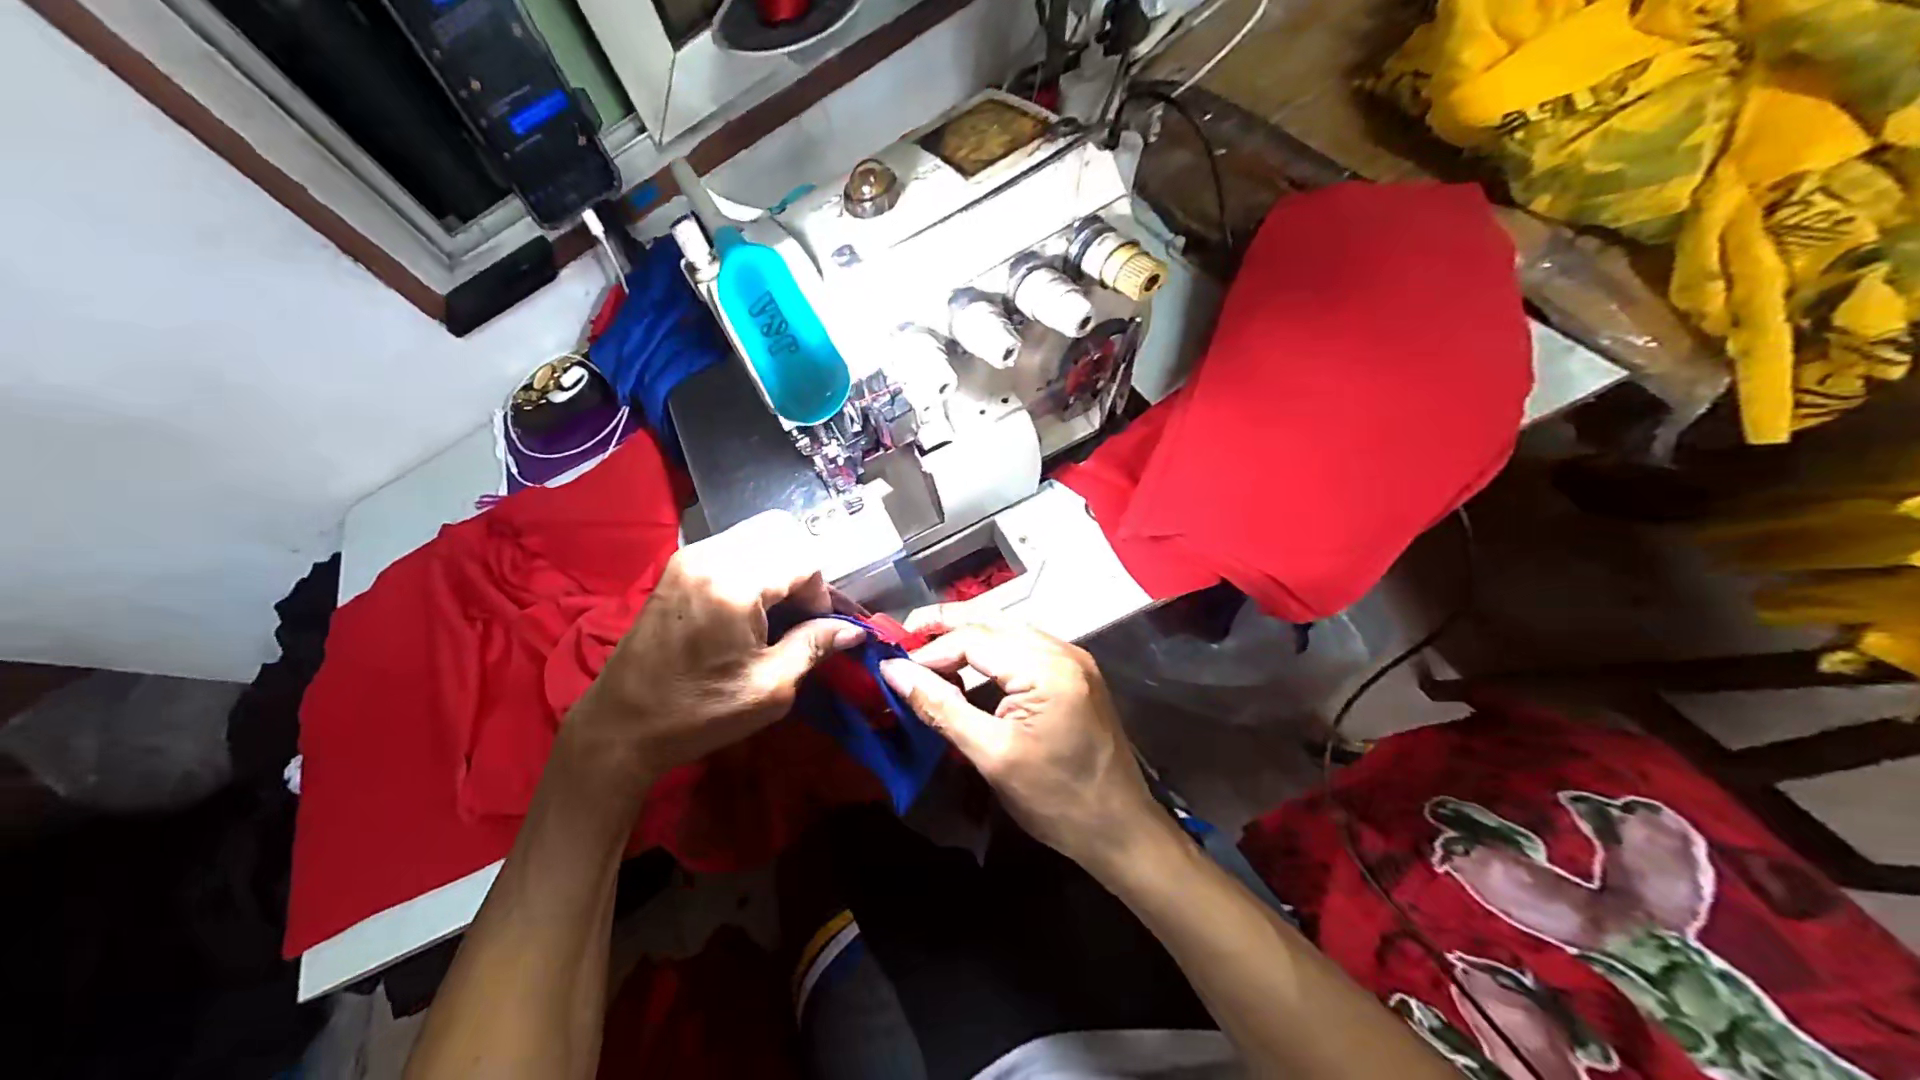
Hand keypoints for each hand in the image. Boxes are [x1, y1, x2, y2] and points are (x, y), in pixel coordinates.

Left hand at [568, 511, 866, 780]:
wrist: (621, 726)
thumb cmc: (698, 713)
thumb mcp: (770, 687)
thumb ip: (815, 646)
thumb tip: (852, 630)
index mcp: (734, 584)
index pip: (804, 559)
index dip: (821, 592)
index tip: (817, 628)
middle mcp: (710, 557)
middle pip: (782, 531)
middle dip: (803, 568)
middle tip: (800, 612)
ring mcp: (689, 557)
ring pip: (758, 534)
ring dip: (780, 564)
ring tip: (777, 610)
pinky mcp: (677, 567)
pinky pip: (732, 545)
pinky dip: (755, 565)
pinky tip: (751, 605)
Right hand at [878, 604, 1163, 870]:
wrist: (1119, 828)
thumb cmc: (1055, 799)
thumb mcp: (991, 755)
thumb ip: (940, 707)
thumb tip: (893, 671)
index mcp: (1047, 667)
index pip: (974, 639)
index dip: (930, 651)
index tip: (894, 668)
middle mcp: (1063, 651)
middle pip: (993, 622)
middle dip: (945, 626)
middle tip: (903, 635)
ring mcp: (1073, 660)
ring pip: (1008, 630)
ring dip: (967, 636)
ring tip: (927, 651)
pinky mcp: (1074, 674)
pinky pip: (1024, 647)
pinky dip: (991, 651)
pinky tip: (967, 667)